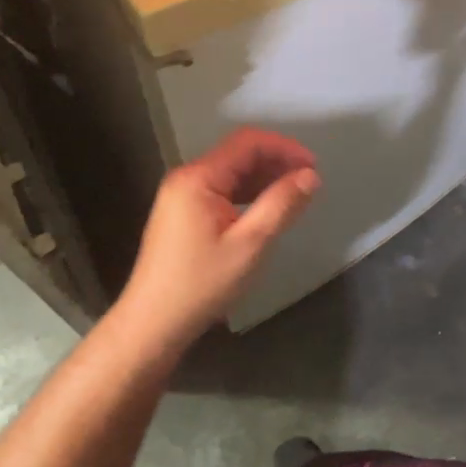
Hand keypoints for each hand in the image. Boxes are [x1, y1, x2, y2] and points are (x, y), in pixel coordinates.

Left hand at [117, 128, 319, 346]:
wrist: (153, 324)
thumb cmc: (202, 283)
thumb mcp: (250, 244)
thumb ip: (281, 204)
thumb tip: (311, 176)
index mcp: (198, 177)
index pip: (247, 142)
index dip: (284, 147)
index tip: (313, 166)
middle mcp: (186, 178)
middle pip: (238, 154)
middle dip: (276, 162)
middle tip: (308, 182)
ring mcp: (180, 196)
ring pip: (230, 173)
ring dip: (263, 178)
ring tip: (294, 194)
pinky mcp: (181, 214)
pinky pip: (220, 190)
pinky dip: (247, 193)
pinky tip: (265, 209)